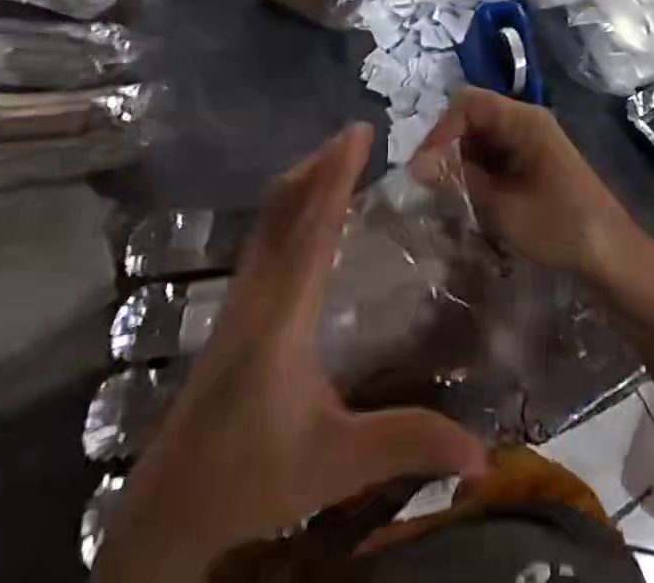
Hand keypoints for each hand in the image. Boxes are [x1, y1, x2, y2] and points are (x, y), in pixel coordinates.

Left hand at [96, 124, 488, 582]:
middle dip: (316, 169)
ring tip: (334, 167)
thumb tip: (487, 453)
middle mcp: (254, 300)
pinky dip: (289, 218)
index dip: (335, 178)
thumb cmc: (249, 481)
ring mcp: (237, 310)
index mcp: (280, 320)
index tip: (357, 134)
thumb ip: (411, 444)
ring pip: (264, 229)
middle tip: (353, 138)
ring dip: (299, 189)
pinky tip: (308, 230)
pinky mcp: (233, 324)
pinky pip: (262, 248)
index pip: (312, 232)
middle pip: (280, 214)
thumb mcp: (337, 463)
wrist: (166, 517)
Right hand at [413, 87, 633, 275]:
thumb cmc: (559, 225)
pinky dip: (479, 175)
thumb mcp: (502, 205)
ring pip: (482, 141)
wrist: (609, 253)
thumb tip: (415, 163)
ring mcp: (532, 143)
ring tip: (447, 197)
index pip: (467, 104)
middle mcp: (527, 123)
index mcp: (524, 120)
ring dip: (462, 164)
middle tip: (430, 186)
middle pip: (473, 119)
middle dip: (448, 148)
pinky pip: (496, 158)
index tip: (423, 169)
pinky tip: (470, 201)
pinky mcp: (534, 164)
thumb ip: (458, 179)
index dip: (440, 131)